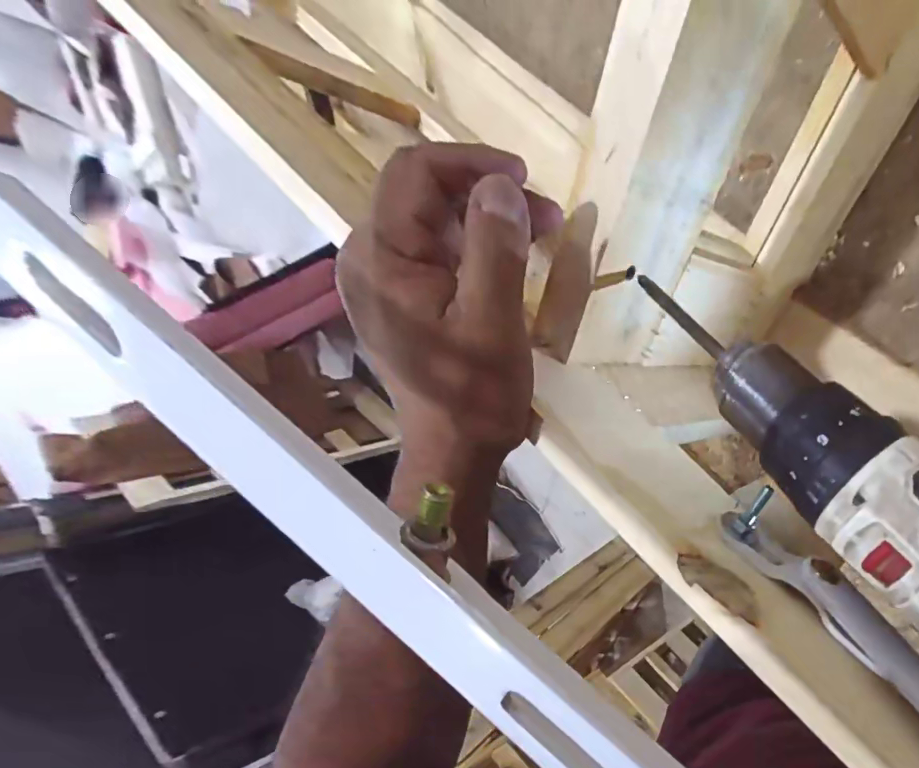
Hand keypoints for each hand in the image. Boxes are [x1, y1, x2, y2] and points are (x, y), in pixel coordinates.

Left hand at [337, 144, 563, 463]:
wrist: (455, 454)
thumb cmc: (475, 396)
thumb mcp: (494, 322)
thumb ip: (494, 248)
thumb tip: (502, 186)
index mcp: (381, 257)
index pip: (415, 173)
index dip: (472, 163)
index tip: (526, 178)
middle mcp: (370, 259)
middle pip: (424, 195)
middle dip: (487, 195)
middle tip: (548, 218)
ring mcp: (384, 282)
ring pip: (434, 224)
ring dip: (487, 221)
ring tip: (540, 237)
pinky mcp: (403, 302)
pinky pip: (438, 255)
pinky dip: (476, 248)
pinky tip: (511, 263)